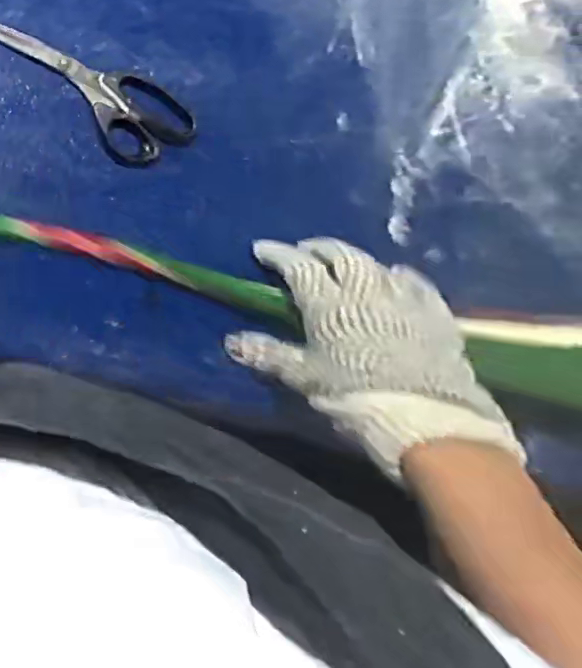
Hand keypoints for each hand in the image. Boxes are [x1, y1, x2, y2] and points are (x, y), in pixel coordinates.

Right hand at [226, 238, 523, 480]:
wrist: (430, 421)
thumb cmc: (354, 392)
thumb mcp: (302, 374)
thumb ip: (268, 353)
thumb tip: (232, 342)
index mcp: (328, 304)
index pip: (298, 265)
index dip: (278, 254)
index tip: (262, 249)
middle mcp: (366, 295)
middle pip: (343, 257)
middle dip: (320, 249)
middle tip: (303, 250)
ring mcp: (406, 305)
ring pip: (378, 267)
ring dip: (357, 261)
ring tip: (345, 264)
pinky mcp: (438, 320)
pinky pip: (418, 286)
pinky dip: (400, 276)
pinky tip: (396, 279)